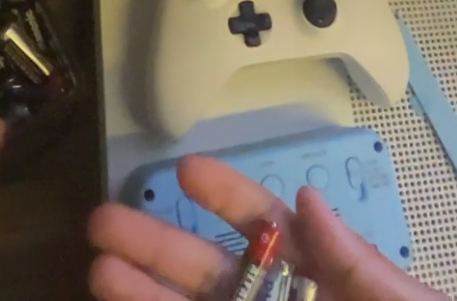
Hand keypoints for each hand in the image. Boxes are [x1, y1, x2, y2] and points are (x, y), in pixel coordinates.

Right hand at [86, 155, 446, 299]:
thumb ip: (358, 261)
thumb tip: (308, 198)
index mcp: (320, 272)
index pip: (264, 223)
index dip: (224, 194)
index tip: (185, 168)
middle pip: (209, 271)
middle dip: (157, 244)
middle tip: (103, 220)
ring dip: (144, 294)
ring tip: (98, 272)